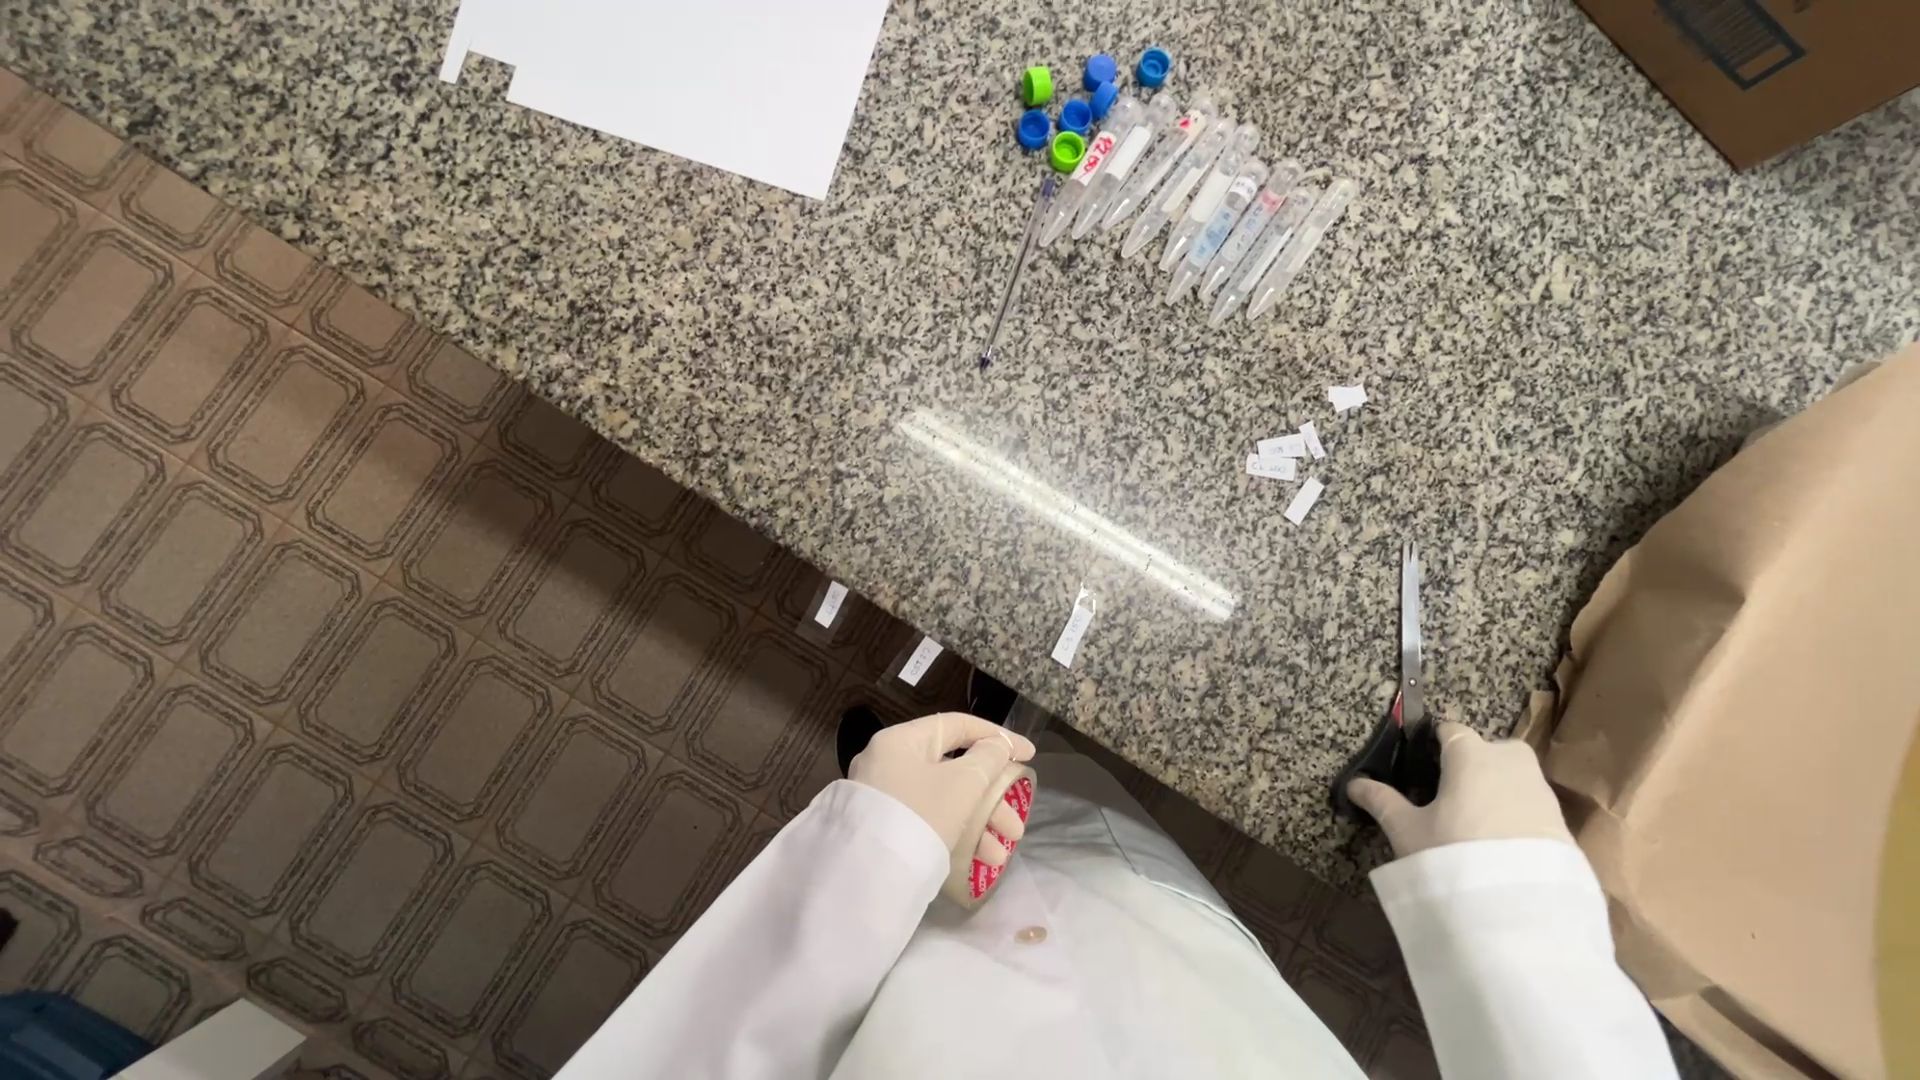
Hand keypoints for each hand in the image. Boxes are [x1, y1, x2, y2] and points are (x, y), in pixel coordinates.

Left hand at [849, 712, 1035, 865]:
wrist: (867, 877)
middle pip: (953, 768)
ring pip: (944, 798)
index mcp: (902, 740)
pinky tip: (980, 860)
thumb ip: (988, 759)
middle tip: (1015, 825)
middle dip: (991, 797)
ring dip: (979, 822)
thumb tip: (997, 746)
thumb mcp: (963, 784)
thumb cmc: (921, 816)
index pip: (957, 726)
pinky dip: (956, 834)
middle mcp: (890, 762)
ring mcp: (886, 797)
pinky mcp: (886, 827)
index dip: (998, 737)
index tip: (1029, 755)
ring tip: (1001, 854)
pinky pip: (929, 820)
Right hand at [1346, 721, 1573, 857]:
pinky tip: (1501, 842)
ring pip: (1517, 777)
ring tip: (1476, 821)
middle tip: (1453, 791)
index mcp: (1470, 756)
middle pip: (1493, 749)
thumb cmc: (1452, 851)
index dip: (1435, 741)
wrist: (1521, 907)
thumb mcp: (1406, 829)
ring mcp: (1542, 794)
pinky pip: (1534, 807)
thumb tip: (1353, 784)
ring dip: (1499, 788)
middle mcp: (1510, 765)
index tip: (1422, 759)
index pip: (1452, 730)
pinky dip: (1518, 815)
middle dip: (1477, 761)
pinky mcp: (1564, 825)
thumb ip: (1381, 801)